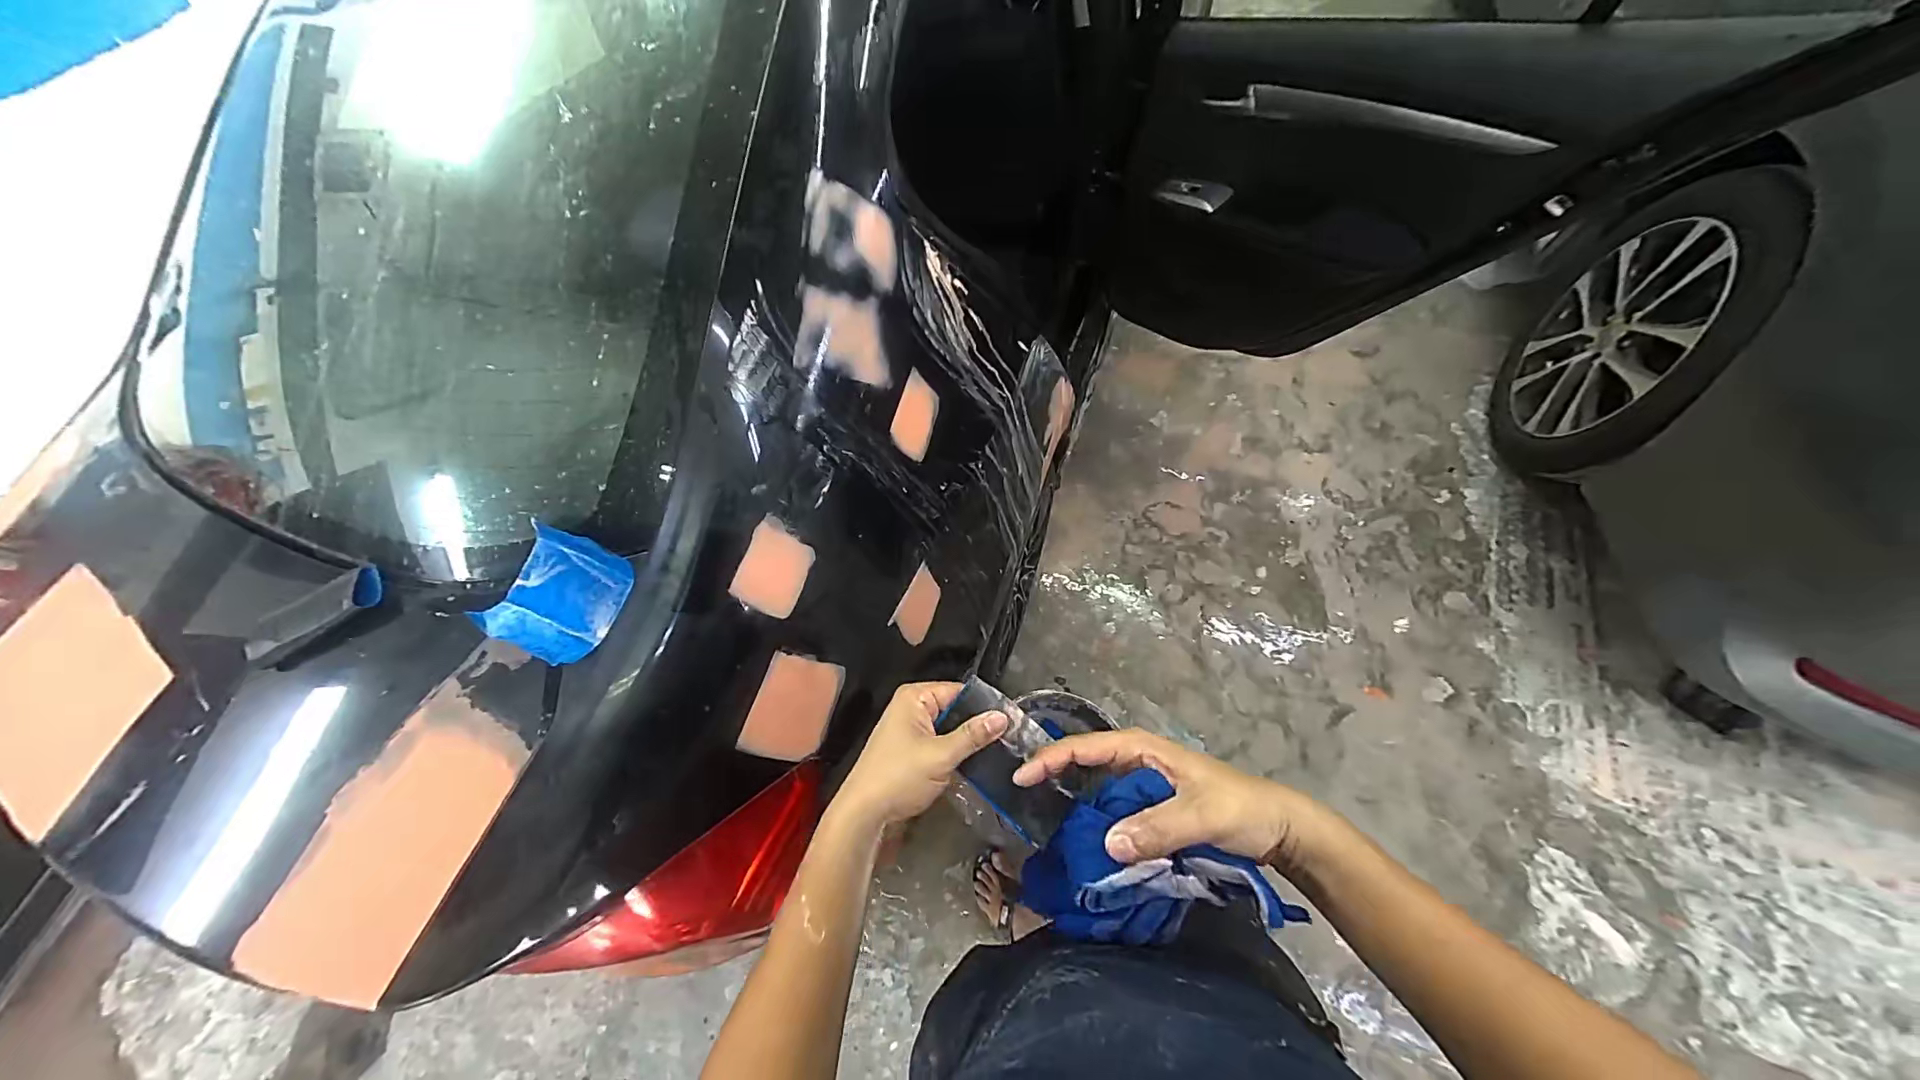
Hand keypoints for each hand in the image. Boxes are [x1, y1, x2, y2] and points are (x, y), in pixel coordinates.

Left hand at [832, 682, 1008, 831]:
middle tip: (1010, 737)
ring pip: (951, 729)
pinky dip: (957, 753)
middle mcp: (912, 707)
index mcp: (914, 698)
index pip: (959, 691)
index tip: (1011, 719)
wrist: (864, 814)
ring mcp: (911, 730)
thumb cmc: (896, 778)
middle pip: (956, 709)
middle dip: (978, 724)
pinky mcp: (913, 750)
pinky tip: (976, 763)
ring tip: (999, 750)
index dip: (985, 704)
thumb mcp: (940, 755)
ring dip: (968, 741)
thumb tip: (1002, 717)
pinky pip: (942, 743)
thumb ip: (973, 735)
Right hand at [1012, 728, 1346, 876]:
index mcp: (1142, 749)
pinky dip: (1095, 824)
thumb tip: (1107, 844)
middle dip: (1052, 776)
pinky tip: (1082, 844)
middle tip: (1021, 802)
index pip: (1085, 747)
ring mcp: (1144, 786)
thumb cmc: (1241, 808)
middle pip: (1084, 764)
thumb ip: (1156, 828)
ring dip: (1072, 804)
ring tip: (1041, 825)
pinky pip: (1113, 813)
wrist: (1279, 828)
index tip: (1021, 777)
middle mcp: (1137, 763)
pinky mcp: (1152, 810)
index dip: (1050, 758)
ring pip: (1096, 790)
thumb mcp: (1201, 815)